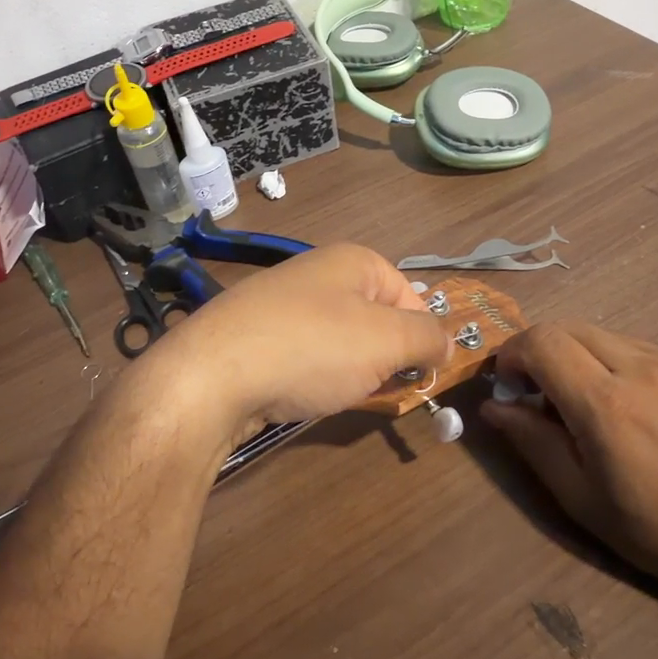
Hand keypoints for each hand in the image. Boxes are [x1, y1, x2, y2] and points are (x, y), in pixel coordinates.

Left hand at [133, 244, 451, 444]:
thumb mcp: (388, 341)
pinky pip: (304, 357)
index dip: (422, 338)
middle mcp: (318, 273)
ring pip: (339, 343)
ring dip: (349, 374)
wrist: (212, 375)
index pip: (411, 296)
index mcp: (354, 261)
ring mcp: (282, 304)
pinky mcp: (256, 337)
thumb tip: (445, 344)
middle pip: (375, 320)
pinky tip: (302, 397)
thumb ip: (427, 338)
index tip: (420, 377)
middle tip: (379, 390)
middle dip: (384, 359)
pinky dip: (312, 379)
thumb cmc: (312, 348)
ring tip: (337, 396)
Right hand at [480, 321, 657, 601]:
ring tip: (590, 405)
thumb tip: (494, 406)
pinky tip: (639, 411)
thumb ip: (533, 443)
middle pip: (571, 328)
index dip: (513, 353)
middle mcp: (643, 367)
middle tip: (538, 391)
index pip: (542, 342)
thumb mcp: (583, 500)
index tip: (508, 382)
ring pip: (609, 336)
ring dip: (583, 358)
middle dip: (542, 350)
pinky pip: (647, 351)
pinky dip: (623, 367)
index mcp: (607, 404)